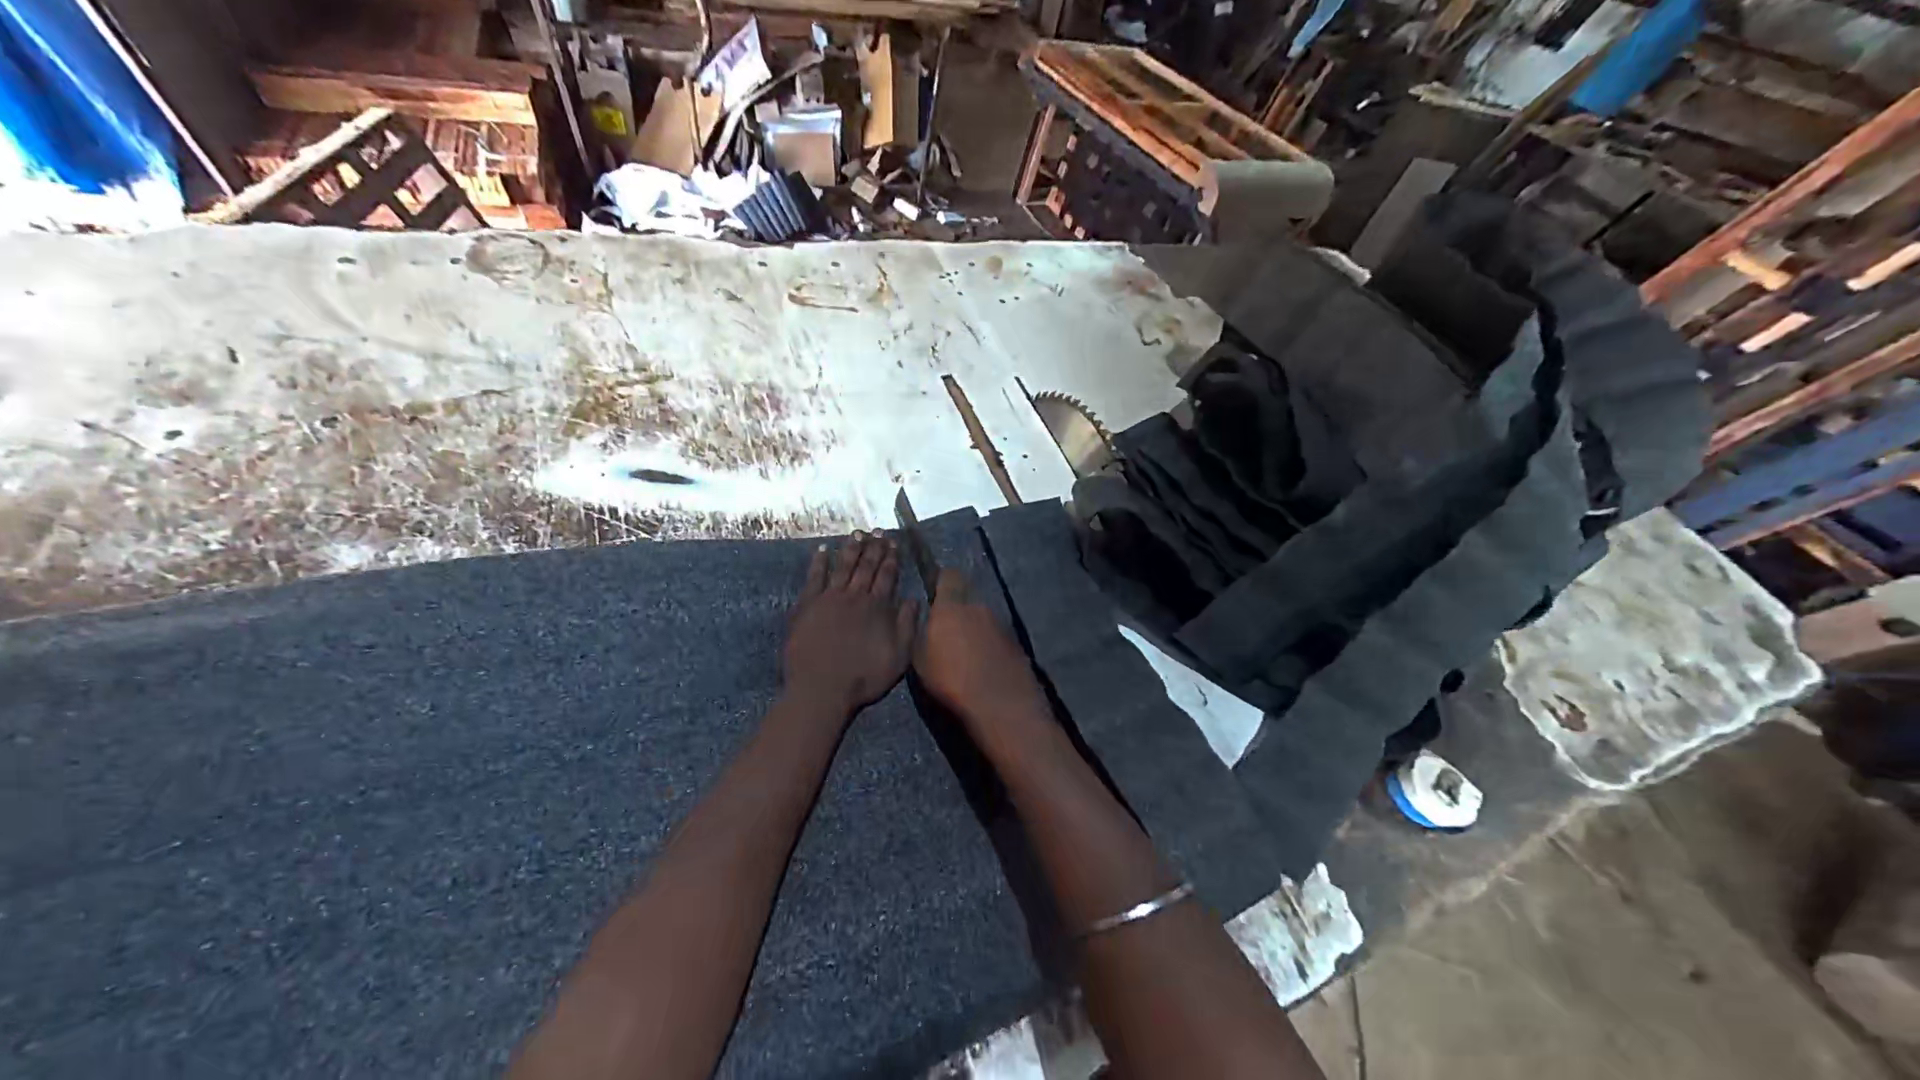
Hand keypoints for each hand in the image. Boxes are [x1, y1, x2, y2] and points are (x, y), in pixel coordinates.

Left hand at [782, 533, 917, 715]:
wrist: (821, 687)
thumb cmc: (863, 676)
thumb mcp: (899, 656)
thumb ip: (908, 626)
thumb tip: (914, 600)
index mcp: (877, 607)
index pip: (887, 576)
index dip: (891, 558)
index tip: (894, 543)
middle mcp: (854, 596)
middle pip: (866, 566)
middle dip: (874, 547)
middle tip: (878, 531)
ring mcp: (828, 598)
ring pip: (842, 566)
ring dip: (851, 549)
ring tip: (857, 533)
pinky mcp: (806, 605)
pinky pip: (814, 577)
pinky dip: (819, 562)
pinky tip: (823, 550)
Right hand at [912, 568, 1050, 734]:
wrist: (1001, 703)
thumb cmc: (951, 680)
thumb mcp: (920, 660)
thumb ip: (921, 633)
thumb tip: (926, 621)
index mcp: (952, 607)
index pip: (949, 575)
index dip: (942, 580)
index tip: (936, 590)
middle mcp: (979, 607)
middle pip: (968, 598)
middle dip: (959, 608)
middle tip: (949, 629)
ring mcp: (1001, 624)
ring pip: (984, 618)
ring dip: (976, 628)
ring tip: (968, 652)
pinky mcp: (1016, 642)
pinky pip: (997, 636)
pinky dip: (990, 644)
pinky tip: (986, 663)